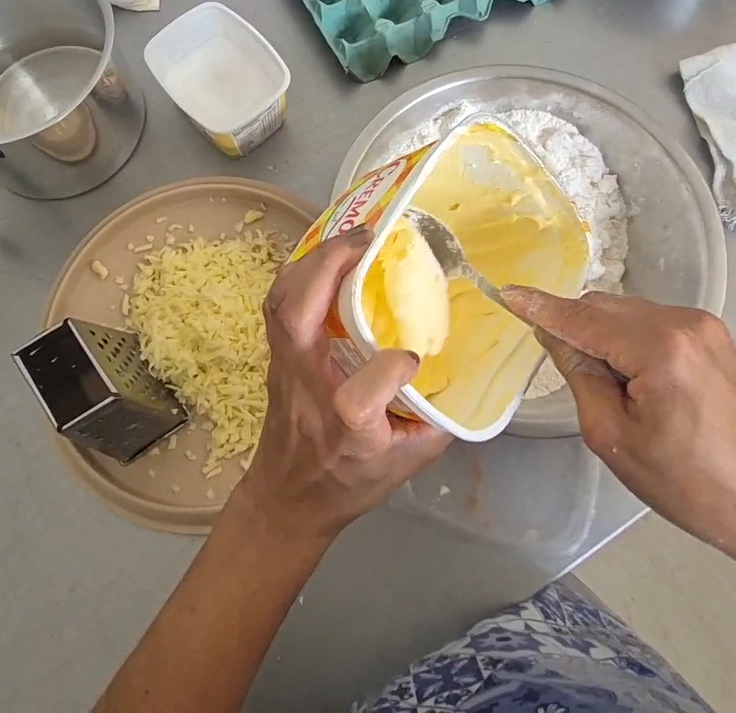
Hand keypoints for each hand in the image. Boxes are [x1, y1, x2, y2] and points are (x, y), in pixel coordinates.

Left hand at [235, 229, 452, 542]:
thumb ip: (434, 419)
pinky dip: (299, 273)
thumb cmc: (348, 482)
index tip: (415, 359)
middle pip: (297, 317)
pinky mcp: (274, 354)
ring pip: (280, 301)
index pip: (362, 394)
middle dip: (330, 265)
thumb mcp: (406, 463)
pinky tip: (325, 260)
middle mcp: (306, 386)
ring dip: (312, 261)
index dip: (393, 369)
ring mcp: (282, 366)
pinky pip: (278, 302)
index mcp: (345, 425)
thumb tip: (461, 370)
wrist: (287, 498)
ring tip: (348, 240)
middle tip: (370, 237)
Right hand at [503, 287, 735, 573]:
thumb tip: (556, 336)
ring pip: (627, 314)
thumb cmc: (688, 484)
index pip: (582, 319)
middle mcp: (684, 322)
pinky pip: (652, 324)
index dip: (541, 308)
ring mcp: (705, 327)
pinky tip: (633, 379)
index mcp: (658, 347)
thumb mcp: (613, 435)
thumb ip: (580, 374)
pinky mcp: (715, 338)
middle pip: (604, 308)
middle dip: (574, 328)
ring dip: (603, 336)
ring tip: (609, 388)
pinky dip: (629, 341)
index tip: (506, 293)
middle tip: (561, 368)